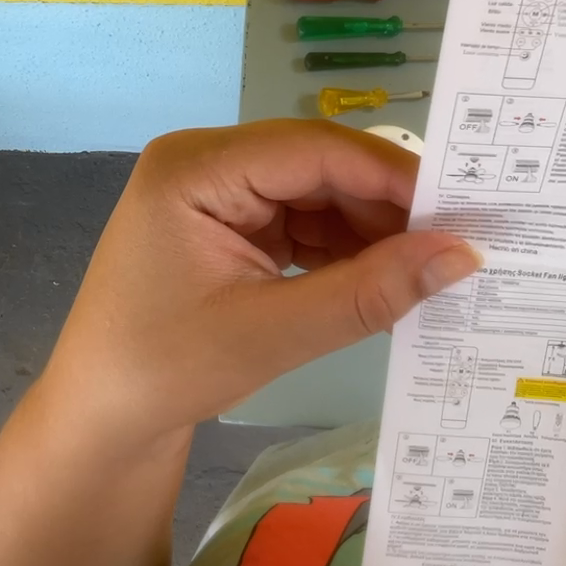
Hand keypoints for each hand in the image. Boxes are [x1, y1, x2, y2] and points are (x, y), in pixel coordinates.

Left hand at [40, 119, 480, 443]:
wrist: (102, 416)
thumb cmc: (166, 371)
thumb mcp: (272, 332)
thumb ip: (369, 292)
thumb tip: (463, 254)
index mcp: (196, 168)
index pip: (312, 149)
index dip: (391, 175)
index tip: (461, 209)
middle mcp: (207, 163)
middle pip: (316, 166)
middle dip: (384, 206)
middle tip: (453, 242)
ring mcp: (218, 191)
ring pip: (315, 193)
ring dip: (368, 230)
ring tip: (426, 266)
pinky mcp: (229, 222)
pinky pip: (300, 220)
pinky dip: (341, 249)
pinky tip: (381, 276)